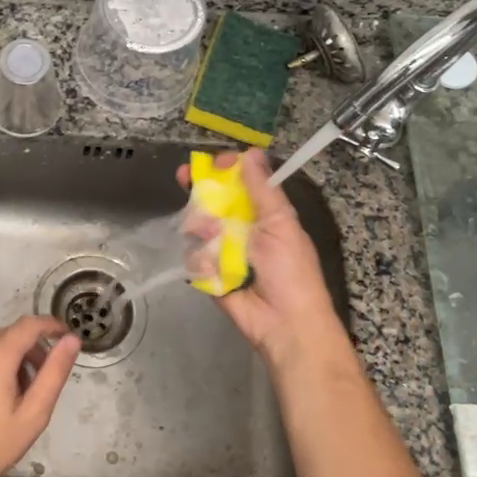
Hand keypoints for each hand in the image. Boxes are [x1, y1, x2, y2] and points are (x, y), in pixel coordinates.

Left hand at [0, 315, 80, 476]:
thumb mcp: (33, 415)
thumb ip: (54, 373)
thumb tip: (72, 341)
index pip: (29, 325)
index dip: (51, 326)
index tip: (65, 336)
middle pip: (9, 337)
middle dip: (30, 352)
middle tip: (38, 384)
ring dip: (7, 362)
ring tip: (11, 399)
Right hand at [177, 149, 351, 370]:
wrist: (285, 324)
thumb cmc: (291, 271)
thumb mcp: (281, 223)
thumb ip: (262, 189)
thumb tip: (251, 152)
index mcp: (264, 213)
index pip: (240, 182)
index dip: (226, 169)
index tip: (215, 162)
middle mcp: (241, 228)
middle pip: (212, 200)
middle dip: (199, 189)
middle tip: (185, 176)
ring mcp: (222, 251)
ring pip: (198, 226)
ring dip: (203, 228)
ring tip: (212, 238)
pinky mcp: (208, 273)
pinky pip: (194, 256)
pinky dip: (202, 260)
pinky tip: (216, 269)